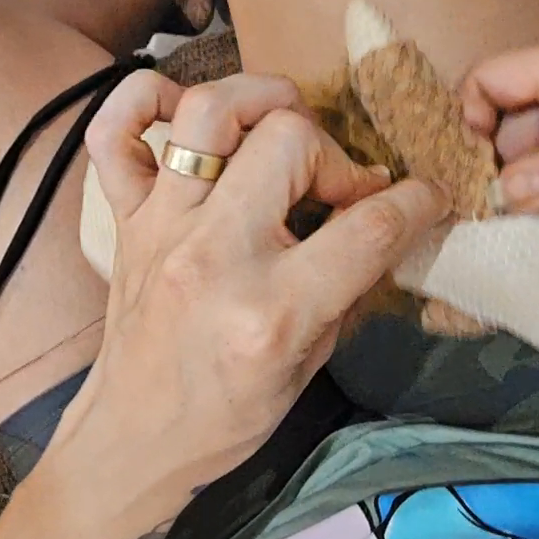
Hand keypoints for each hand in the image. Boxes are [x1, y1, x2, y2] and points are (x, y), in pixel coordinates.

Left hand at [45, 71, 448, 538]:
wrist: (134, 438)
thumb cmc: (229, 414)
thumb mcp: (313, 361)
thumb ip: (351, 283)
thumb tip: (384, 220)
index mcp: (273, 309)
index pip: (368, 226)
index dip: (416, 202)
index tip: (425, 197)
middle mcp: (214, 254)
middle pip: (290, 141)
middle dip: (335, 155)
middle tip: (339, 189)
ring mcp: (160, 228)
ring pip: (209, 112)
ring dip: (260, 102)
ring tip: (282, 128)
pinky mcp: (124, 220)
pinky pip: (112, 133)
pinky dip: (142, 100)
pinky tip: (181, 112)